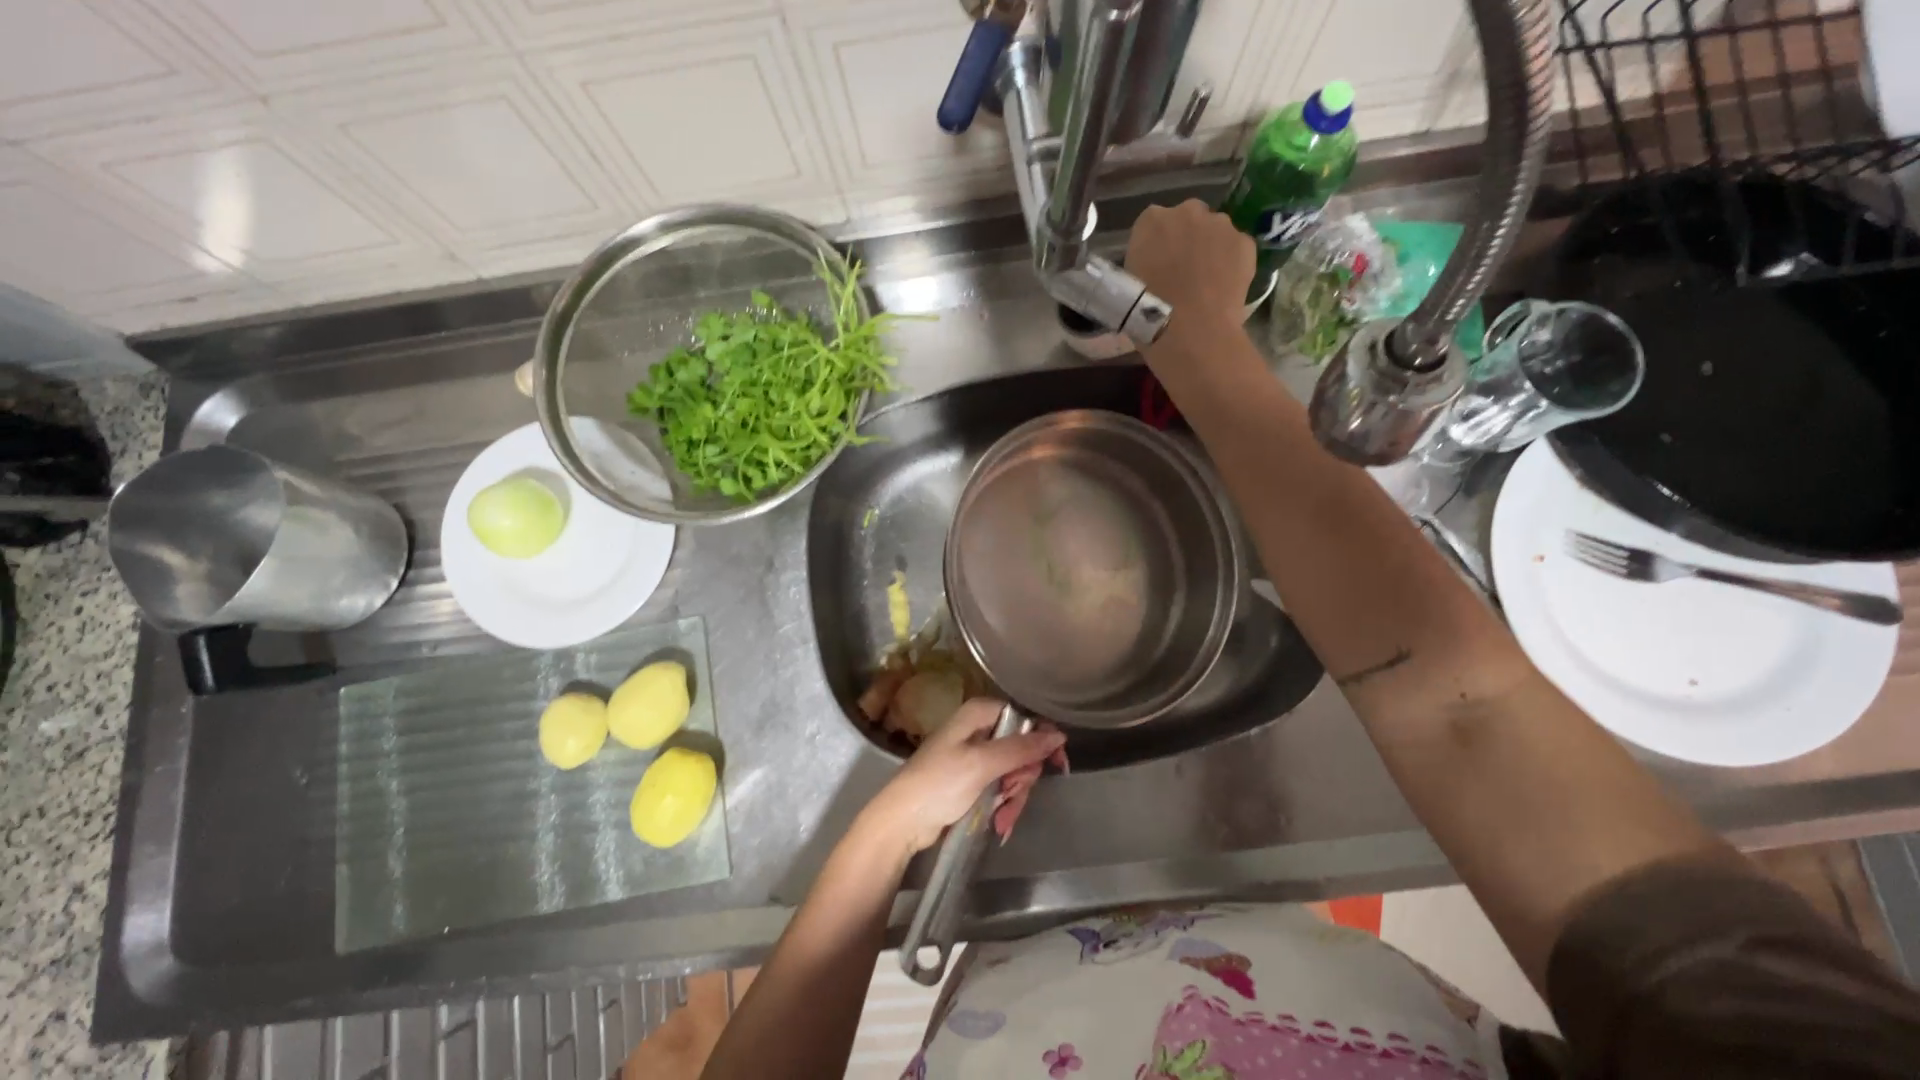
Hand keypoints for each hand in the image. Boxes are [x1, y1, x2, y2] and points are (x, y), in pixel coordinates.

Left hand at [860, 698, 1066, 856]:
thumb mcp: (982, 763)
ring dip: (1013, 797)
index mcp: (978, 714)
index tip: (1056, 766)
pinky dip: (1003, 805)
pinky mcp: (971, 781)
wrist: (902, 821)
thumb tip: (1059, 734)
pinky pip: (1000, 788)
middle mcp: (978, 729)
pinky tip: (998, 822)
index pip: (1025, 718)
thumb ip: (1021, 748)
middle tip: (1011, 793)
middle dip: (1022, 778)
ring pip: (1014, 772)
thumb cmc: (939, 784)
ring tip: (1001, 816)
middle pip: (1023, 749)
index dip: (1042, 742)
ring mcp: (974, 756)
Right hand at [1125, 199, 1255, 335]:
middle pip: (1189, 218)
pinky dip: (1233, 262)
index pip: (1154, 223)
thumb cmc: (1146, 313)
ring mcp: (1220, 225)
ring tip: (1208, 282)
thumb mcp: (1129, 280)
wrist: (1190, 331)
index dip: (1159, 244)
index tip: (1159, 264)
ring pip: (1217, 231)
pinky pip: (1237, 248)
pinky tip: (1225, 287)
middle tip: (1184, 271)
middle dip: (1188, 238)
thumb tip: (1156, 263)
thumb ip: (1144, 259)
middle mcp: (1187, 212)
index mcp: (1152, 221)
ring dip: (1212, 248)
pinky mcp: (1245, 243)